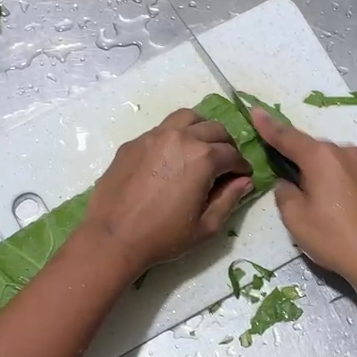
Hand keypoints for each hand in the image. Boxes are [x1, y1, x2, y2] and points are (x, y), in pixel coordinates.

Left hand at [78, 108, 253, 274]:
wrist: (113, 237)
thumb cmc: (163, 237)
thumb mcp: (206, 227)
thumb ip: (229, 200)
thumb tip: (244, 181)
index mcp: (203, 158)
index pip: (232, 154)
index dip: (242, 166)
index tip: (242, 176)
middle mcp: (180, 138)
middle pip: (214, 129)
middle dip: (226, 144)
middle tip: (225, 163)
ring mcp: (153, 137)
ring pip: (186, 119)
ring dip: (201, 129)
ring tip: (200, 148)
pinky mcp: (133, 143)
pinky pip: (161, 130)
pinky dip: (175, 137)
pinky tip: (171, 158)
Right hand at [256, 111, 356, 285]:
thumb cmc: (333, 237)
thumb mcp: (295, 218)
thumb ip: (284, 192)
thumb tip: (287, 183)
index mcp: (321, 157)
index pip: (287, 136)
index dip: (268, 126)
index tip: (255, 111)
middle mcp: (344, 152)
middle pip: (311, 149)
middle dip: (297, 159)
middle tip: (285, 179)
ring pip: (330, 161)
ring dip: (318, 172)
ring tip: (313, 199)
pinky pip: (346, 172)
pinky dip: (334, 180)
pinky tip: (333, 202)